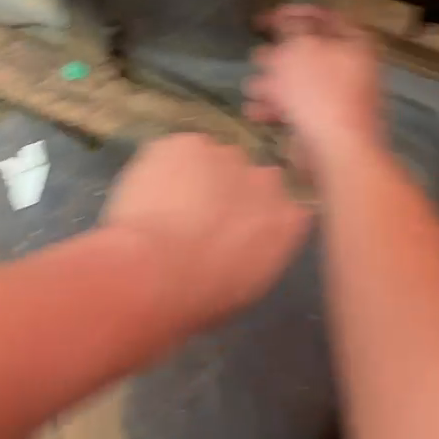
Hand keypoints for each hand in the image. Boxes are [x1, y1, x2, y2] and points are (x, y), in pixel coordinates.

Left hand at [100, 133, 310, 332]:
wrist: (156, 269)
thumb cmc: (202, 295)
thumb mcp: (248, 284)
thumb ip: (260, 250)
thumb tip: (249, 240)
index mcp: (286, 219)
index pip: (283, 206)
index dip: (256, 215)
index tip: (236, 229)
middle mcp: (264, 180)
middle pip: (250, 176)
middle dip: (230, 190)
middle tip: (201, 217)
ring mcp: (225, 155)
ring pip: (213, 158)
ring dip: (198, 174)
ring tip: (170, 204)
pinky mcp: (186, 143)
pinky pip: (178, 149)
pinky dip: (166, 165)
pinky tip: (152, 190)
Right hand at [244, 5, 386, 162]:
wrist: (336, 152)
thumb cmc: (318, 91)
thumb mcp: (298, 47)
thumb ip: (289, 28)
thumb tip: (286, 21)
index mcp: (353, 42)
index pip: (322, 15)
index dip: (291, 12)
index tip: (262, 20)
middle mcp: (351, 67)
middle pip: (309, 50)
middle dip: (277, 54)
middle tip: (257, 55)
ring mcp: (341, 98)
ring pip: (300, 81)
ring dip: (272, 82)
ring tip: (251, 88)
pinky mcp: (327, 124)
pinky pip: (298, 107)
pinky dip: (277, 107)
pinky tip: (255, 111)